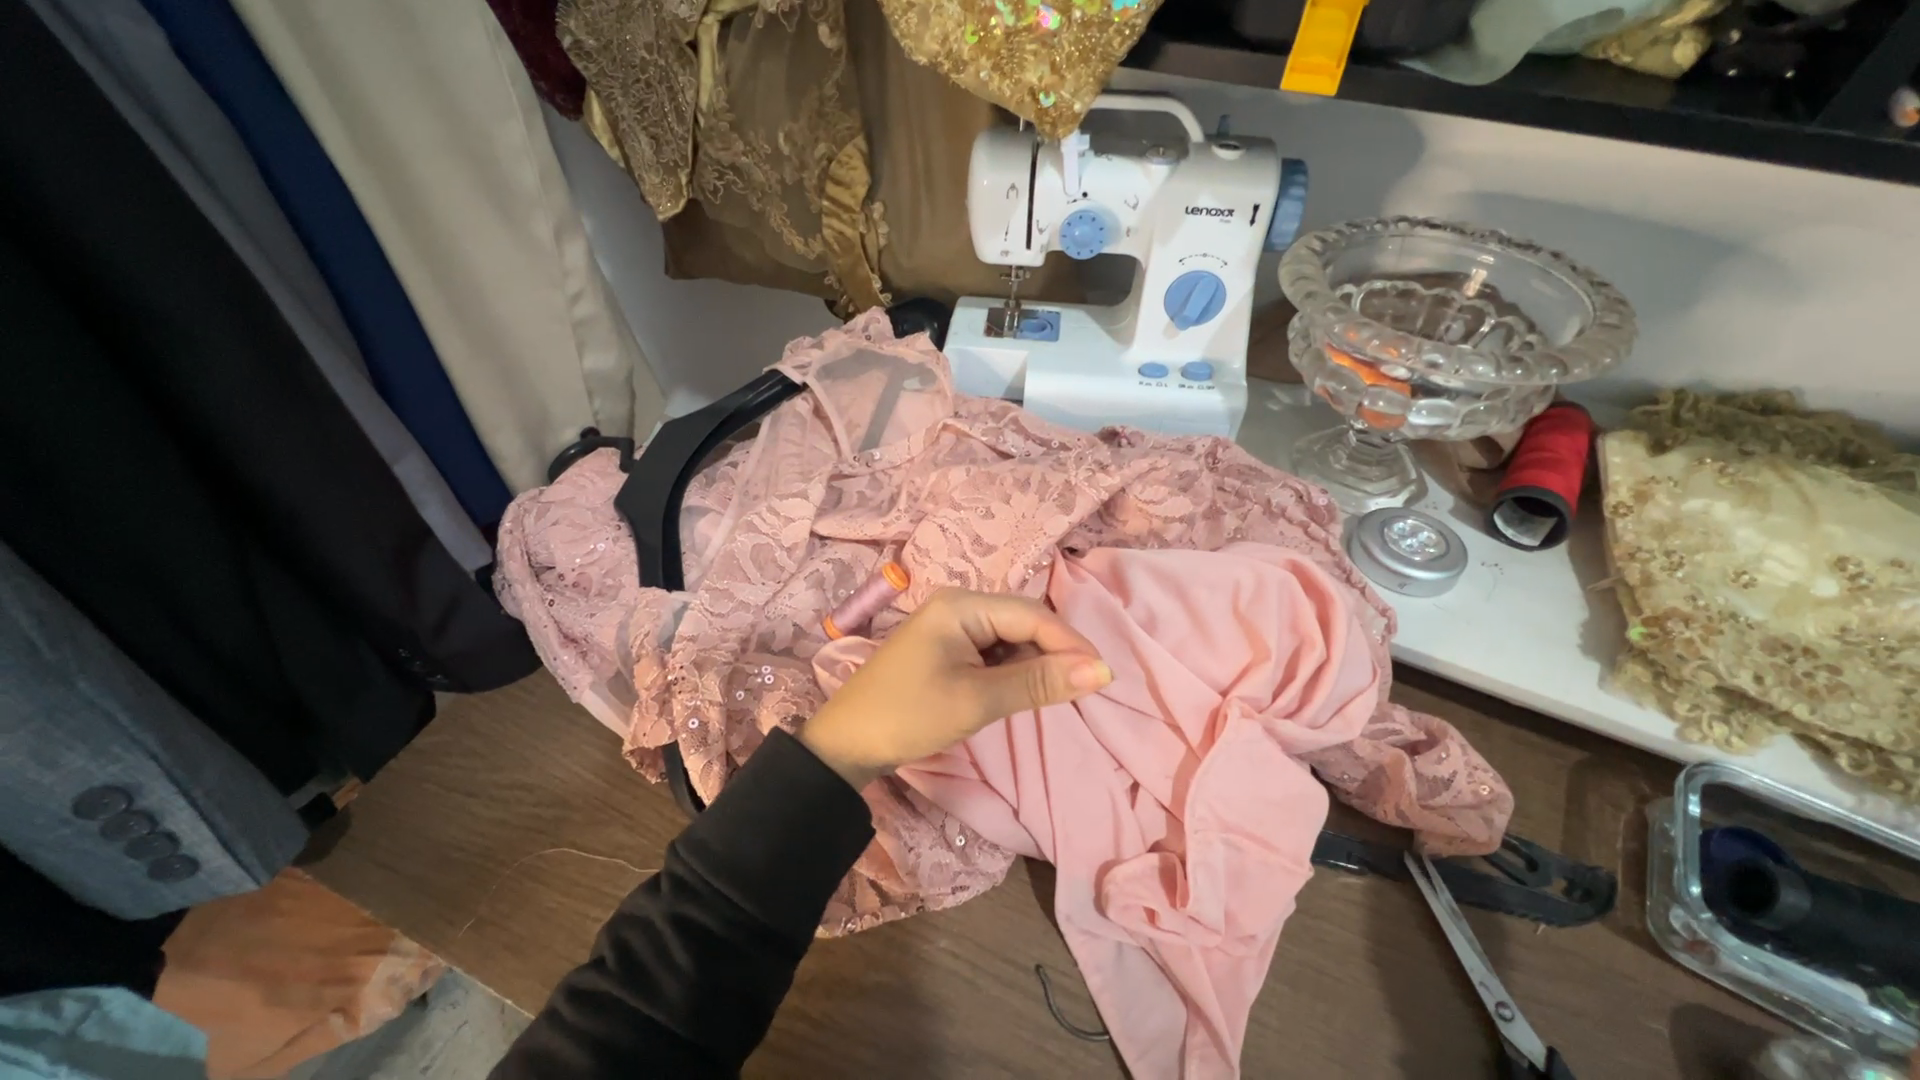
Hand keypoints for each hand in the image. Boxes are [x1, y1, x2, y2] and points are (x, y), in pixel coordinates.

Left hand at [799, 588, 1112, 788]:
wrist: (846, 744)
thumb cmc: (909, 715)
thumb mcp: (977, 700)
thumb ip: (1038, 682)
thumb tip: (1102, 671)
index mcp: (962, 605)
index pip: (1033, 615)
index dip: (1070, 644)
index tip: (1103, 679)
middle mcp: (959, 606)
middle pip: (1025, 622)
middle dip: (1056, 653)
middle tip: (1085, 690)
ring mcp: (952, 627)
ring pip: (1012, 639)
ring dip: (1036, 664)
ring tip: (1059, 694)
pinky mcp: (949, 649)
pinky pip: (994, 652)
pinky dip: (1014, 671)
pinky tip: (1025, 692)